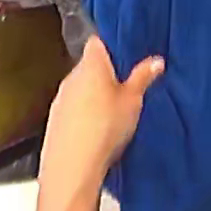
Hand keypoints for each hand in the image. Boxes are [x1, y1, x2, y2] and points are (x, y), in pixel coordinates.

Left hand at [40, 36, 164, 188]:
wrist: (72, 168)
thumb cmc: (105, 128)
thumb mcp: (132, 101)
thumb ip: (143, 77)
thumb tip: (157, 61)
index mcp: (91, 63)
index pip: (97, 42)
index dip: (110, 46)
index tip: (123, 56)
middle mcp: (72, 76)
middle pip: (89, 65)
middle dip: (104, 73)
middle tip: (123, 87)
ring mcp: (60, 98)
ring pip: (79, 87)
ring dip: (92, 94)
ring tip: (110, 112)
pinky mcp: (53, 121)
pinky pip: (71, 109)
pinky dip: (81, 114)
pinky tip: (94, 131)